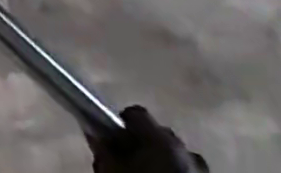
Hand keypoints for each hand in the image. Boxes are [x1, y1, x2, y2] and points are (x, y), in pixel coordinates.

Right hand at [91, 107, 207, 172]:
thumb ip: (103, 151)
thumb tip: (95, 133)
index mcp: (161, 141)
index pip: (137, 114)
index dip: (121, 124)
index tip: (111, 141)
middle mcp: (186, 151)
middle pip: (158, 137)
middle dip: (141, 147)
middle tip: (126, 166)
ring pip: (175, 159)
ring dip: (160, 165)